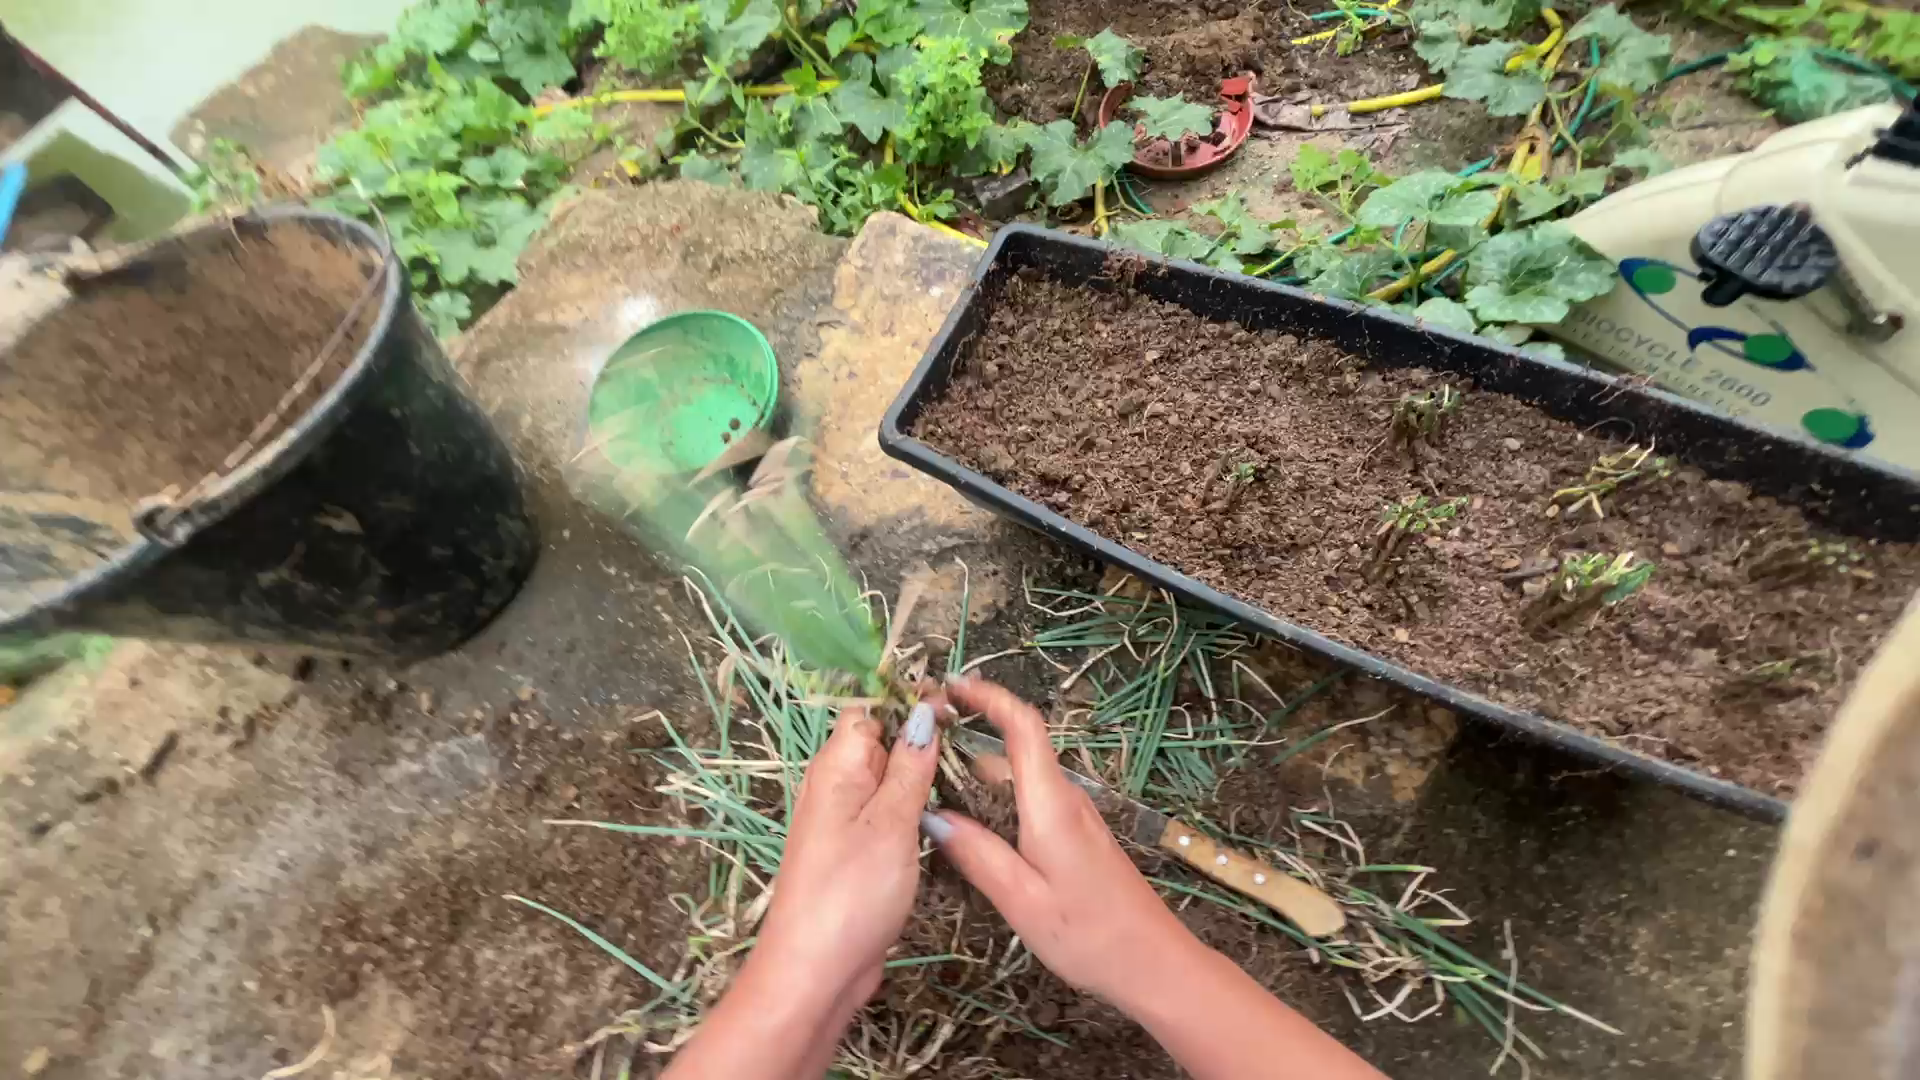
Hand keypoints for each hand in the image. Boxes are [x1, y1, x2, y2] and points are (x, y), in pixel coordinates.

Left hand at [746, 699, 941, 997]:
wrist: (814, 974)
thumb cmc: (852, 891)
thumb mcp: (892, 821)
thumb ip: (910, 765)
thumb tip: (925, 713)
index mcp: (837, 765)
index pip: (869, 709)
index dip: (907, 703)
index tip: (952, 707)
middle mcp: (834, 784)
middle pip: (879, 740)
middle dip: (919, 737)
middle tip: (966, 741)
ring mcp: (843, 817)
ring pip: (885, 777)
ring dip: (918, 773)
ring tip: (961, 773)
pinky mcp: (853, 847)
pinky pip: (884, 809)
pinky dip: (910, 805)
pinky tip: (938, 813)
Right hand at [922, 675, 1199, 1006]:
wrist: (1155, 962)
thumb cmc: (1089, 934)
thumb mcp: (1023, 902)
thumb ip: (978, 855)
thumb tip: (933, 815)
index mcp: (1051, 803)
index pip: (1023, 726)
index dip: (989, 696)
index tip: (954, 685)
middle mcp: (1064, 796)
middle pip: (1016, 746)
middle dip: (972, 732)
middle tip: (924, 741)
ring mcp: (1072, 812)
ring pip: (1020, 774)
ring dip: (980, 767)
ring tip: (934, 779)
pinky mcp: (1075, 831)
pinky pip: (1029, 796)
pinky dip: (996, 793)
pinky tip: (971, 818)